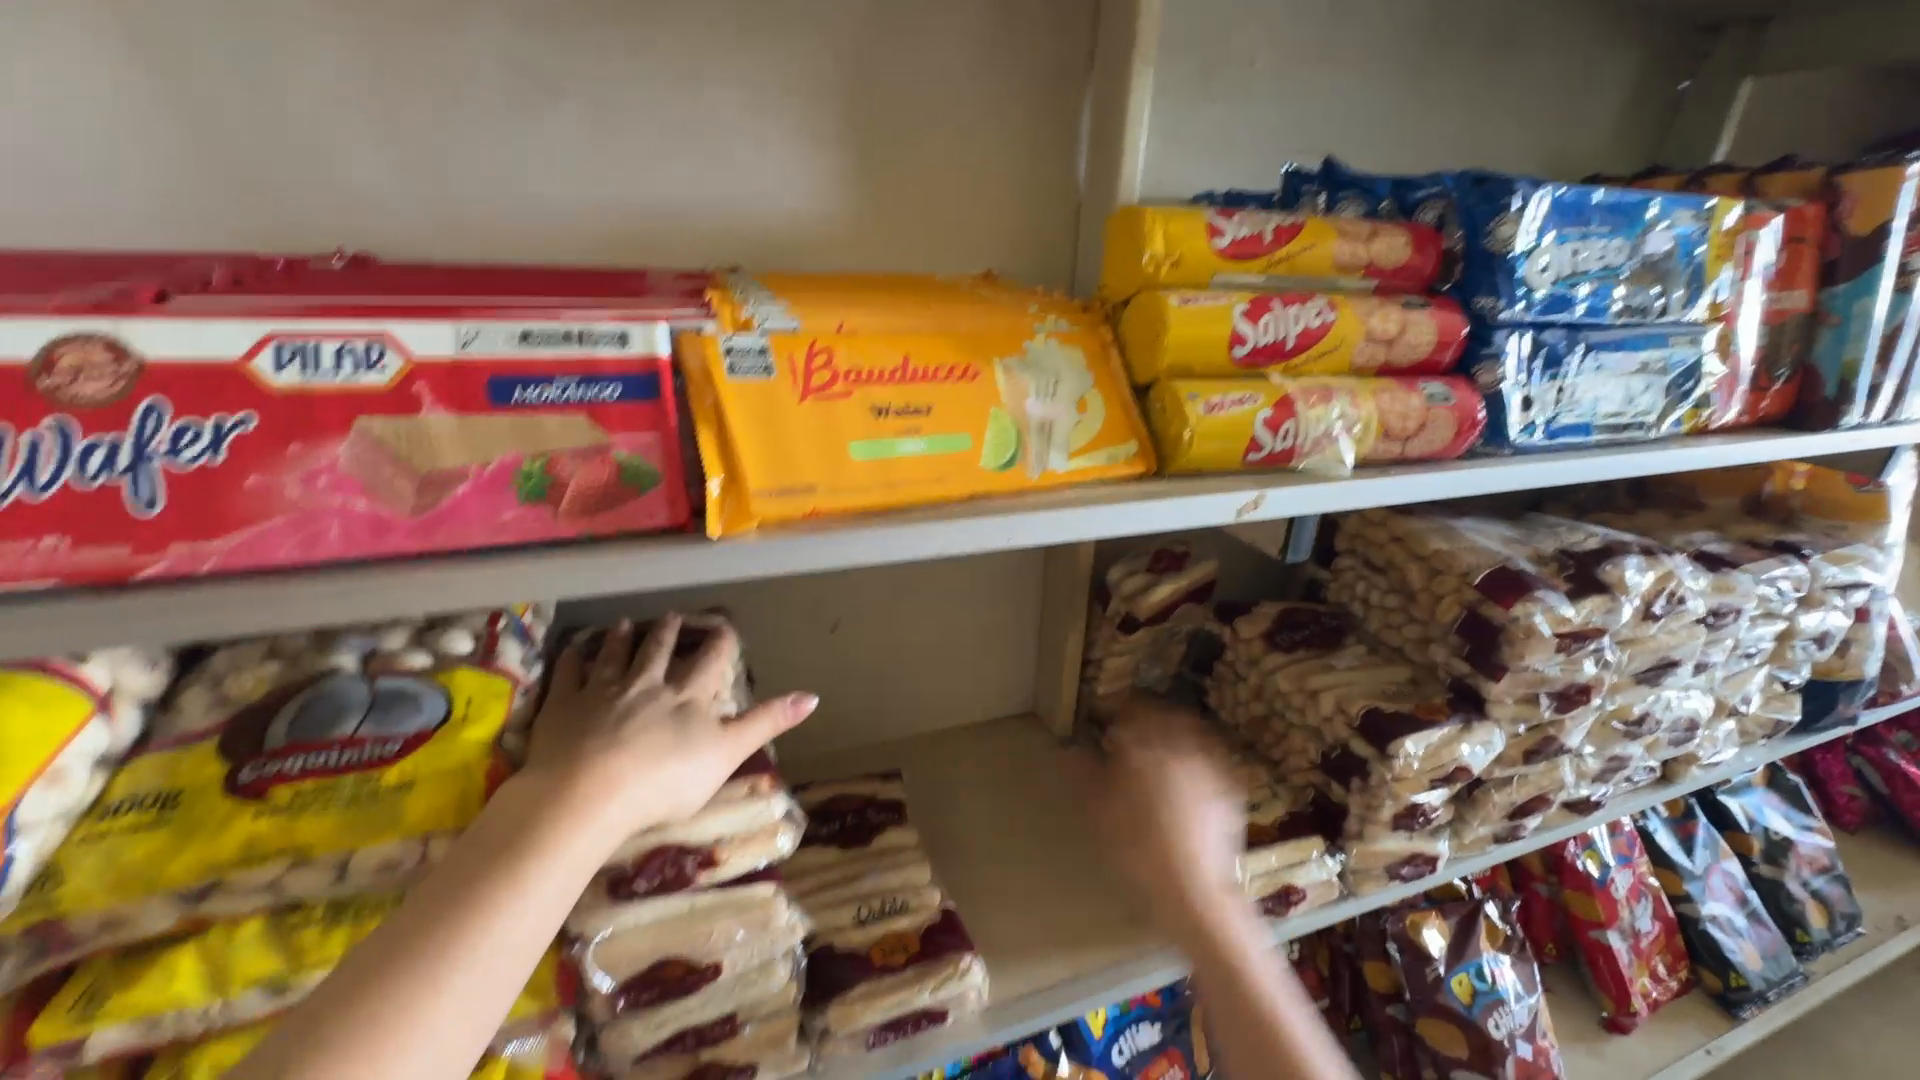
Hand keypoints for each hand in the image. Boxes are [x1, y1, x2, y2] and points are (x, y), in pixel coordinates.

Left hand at [520, 614, 818, 840]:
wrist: (590, 792)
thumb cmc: (666, 779)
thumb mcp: (728, 753)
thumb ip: (766, 722)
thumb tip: (813, 696)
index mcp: (687, 696)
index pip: (710, 661)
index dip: (720, 644)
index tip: (726, 628)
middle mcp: (646, 684)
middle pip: (658, 652)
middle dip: (668, 633)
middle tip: (672, 616)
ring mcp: (602, 691)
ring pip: (614, 656)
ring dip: (621, 639)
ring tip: (625, 623)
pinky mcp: (564, 705)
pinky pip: (568, 675)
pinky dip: (571, 660)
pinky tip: (571, 650)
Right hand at [1082, 700, 1245, 943]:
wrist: (1191, 889)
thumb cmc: (1135, 848)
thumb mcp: (1097, 810)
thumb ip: (1084, 771)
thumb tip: (1071, 748)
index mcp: (1147, 744)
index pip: (1132, 709)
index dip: (1117, 710)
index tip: (1106, 721)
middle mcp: (1182, 744)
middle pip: (1166, 714)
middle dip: (1149, 717)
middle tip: (1134, 732)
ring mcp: (1212, 764)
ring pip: (1192, 731)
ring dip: (1175, 733)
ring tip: (1162, 752)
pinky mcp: (1231, 786)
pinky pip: (1212, 757)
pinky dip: (1198, 756)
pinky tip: (1188, 776)